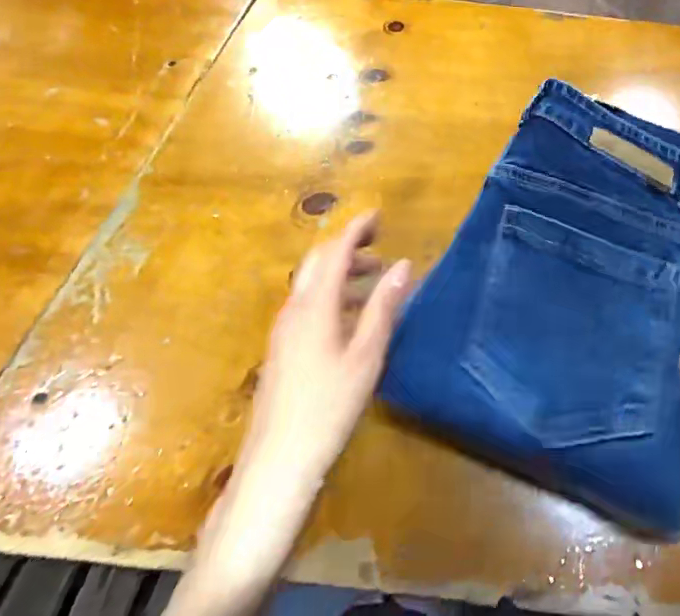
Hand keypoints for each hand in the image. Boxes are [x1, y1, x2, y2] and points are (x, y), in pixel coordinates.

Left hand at [240, 210, 412, 488]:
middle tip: (378, 244)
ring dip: (340, 272)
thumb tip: (403, 265)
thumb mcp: (366, 356)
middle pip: (317, 262)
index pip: (334, 251)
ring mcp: (283, 331)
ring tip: (373, 280)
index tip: (379, 216)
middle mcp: (293, 310)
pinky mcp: (282, 350)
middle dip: (346, 246)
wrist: (277, 463)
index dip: (356, 229)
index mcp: (314, 306)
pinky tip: (351, 317)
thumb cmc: (329, 407)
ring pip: (311, 284)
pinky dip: (331, 295)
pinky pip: (307, 305)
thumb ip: (383, 307)